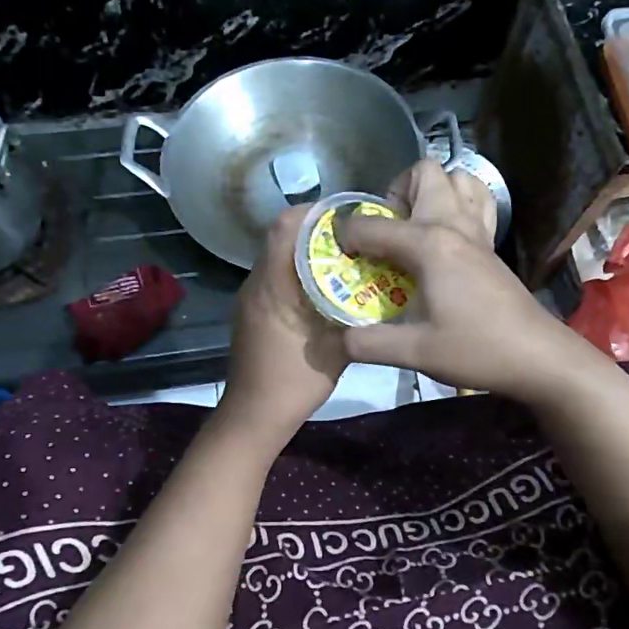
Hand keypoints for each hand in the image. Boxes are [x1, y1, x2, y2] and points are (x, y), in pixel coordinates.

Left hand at [219, 204, 346, 437]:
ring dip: (308, 252)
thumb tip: (377, 290)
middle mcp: (257, 284)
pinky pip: (277, 277)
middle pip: (281, 237)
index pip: (285, 228)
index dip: (314, 214)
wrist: (254, 415)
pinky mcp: (254, 312)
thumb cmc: (294, 383)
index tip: (347, 219)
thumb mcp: (335, 350)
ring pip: (279, 257)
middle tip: (354, 240)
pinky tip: (325, 290)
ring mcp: (251, 298)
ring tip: (345, 261)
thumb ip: (352, 316)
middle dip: (317, 231)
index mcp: (273, 287)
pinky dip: (300, 273)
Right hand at [336, 160, 599, 402]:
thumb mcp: (416, 353)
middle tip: (385, 234)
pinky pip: (476, 203)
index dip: (346, 236)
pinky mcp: (492, 246)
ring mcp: (478, 232)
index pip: (373, 225)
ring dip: (431, 193)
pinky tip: (444, 240)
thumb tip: (339, 338)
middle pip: (424, 173)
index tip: (337, 255)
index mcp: (429, 244)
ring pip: (457, 179)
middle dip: (395, 193)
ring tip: (414, 230)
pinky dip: (457, 205)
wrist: (536, 355)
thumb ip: (369, 344)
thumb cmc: (477, 350)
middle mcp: (453, 225)